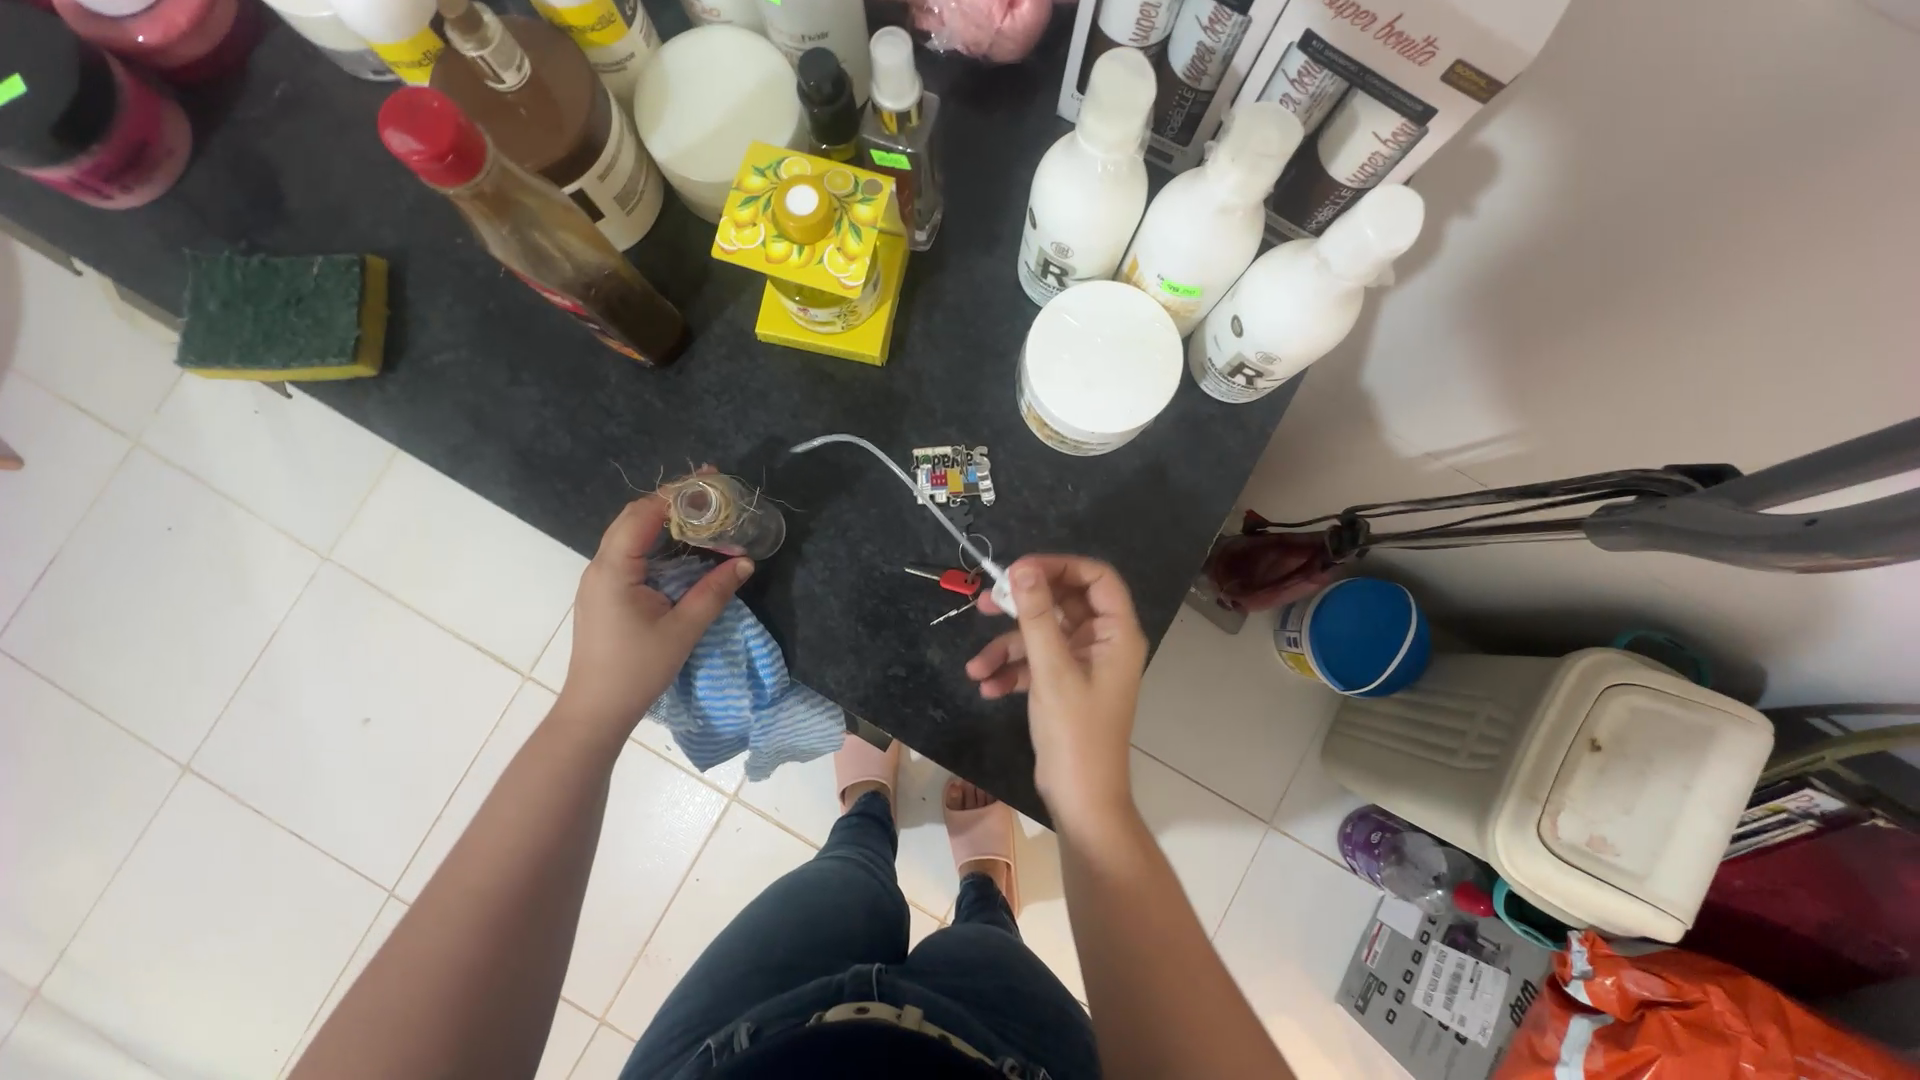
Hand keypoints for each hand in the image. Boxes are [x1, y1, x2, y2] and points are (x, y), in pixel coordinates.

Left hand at [557, 496, 752, 733]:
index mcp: (614, 570)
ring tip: (702, 509)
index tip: (709, 480)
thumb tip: (745, 562)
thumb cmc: (637, 669)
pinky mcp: (605, 593)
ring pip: (631, 535)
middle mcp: (600, 567)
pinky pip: (630, 554)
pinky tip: (682, 544)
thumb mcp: (683, 630)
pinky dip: (657, 541)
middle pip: (634, 518)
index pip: (643, 515)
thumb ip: (714, 592)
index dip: (676, 494)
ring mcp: (599, 580)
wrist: (597, 709)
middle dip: (672, 500)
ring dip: (664, 519)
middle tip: (711, 489)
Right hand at [965, 556, 1147, 827]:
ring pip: (1043, 635)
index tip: (1018, 570)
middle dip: (1022, 607)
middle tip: (985, 604)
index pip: (1095, 577)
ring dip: (1007, 647)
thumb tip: (1021, 569)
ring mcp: (1084, 664)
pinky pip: (1037, 662)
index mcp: (1116, 633)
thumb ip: (1036, 616)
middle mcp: (1103, 642)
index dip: (1057, 567)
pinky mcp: (1065, 684)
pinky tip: (988, 687)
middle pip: (1062, 603)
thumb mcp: (1052, 670)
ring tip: (975, 666)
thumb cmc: (1076, 732)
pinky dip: (1012, 671)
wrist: (1081, 798)